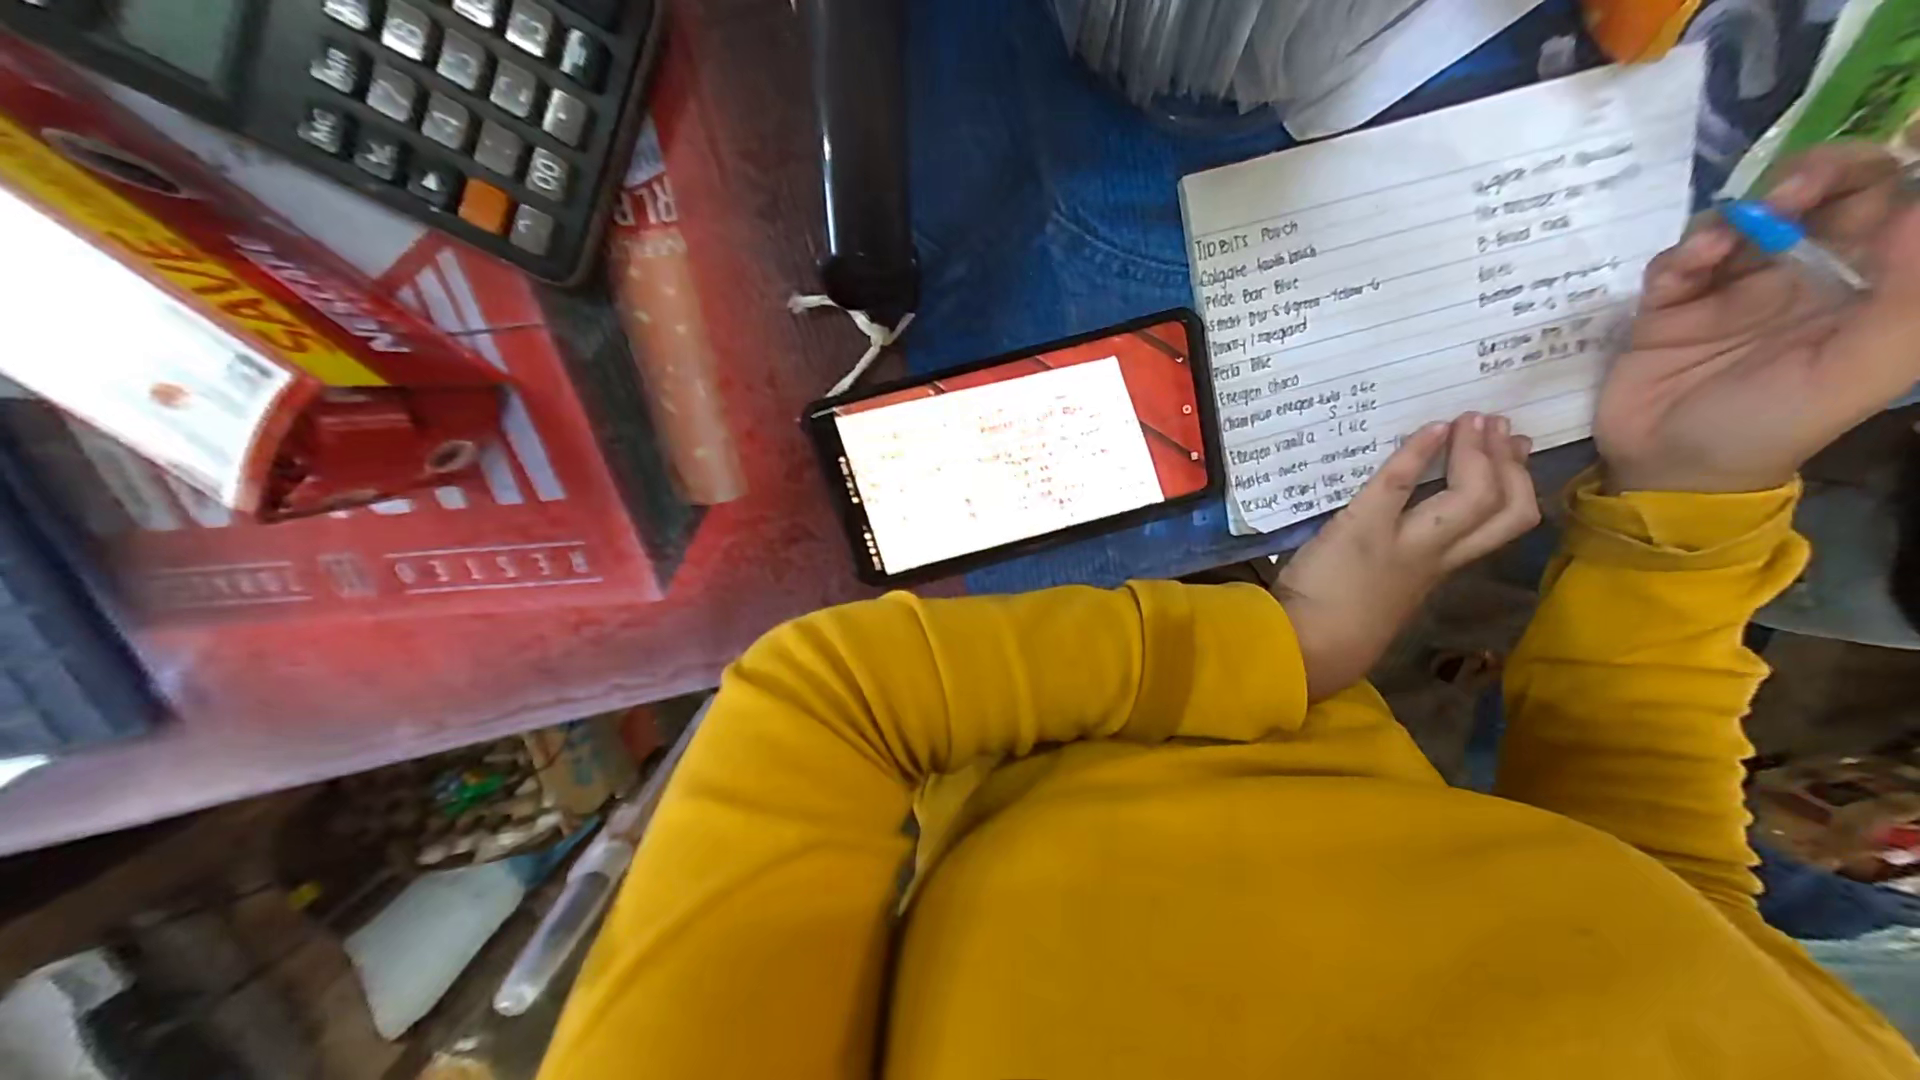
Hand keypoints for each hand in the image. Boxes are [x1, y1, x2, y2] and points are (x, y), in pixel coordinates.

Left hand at [1276, 413, 1538, 701]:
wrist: (1308, 647)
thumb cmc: (1335, 626)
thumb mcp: (1384, 594)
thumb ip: (1401, 564)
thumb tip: (1404, 528)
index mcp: (1440, 571)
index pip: (1504, 528)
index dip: (1517, 487)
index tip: (1514, 457)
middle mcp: (1435, 556)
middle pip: (1506, 509)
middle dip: (1510, 464)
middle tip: (1500, 428)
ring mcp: (1404, 544)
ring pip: (1472, 497)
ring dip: (1477, 453)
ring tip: (1475, 421)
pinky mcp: (1362, 528)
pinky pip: (1396, 484)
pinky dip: (1415, 454)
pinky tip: (1430, 429)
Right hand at [1599, 141, 1919, 493]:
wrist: (1670, 467)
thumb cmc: (1771, 425)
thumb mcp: (1862, 370)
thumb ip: (1908, 298)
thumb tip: (1919, 209)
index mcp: (1866, 288)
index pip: (1890, 206)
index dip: (1875, 177)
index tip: (1847, 179)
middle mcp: (1802, 279)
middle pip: (1816, 202)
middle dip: (1806, 180)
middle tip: (1782, 191)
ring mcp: (1727, 293)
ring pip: (1739, 226)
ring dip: (1733, 218)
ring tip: (1715, 242)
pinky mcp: (1666, 309)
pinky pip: (1675, 266)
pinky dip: (1679, 257)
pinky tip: (1680, 268)